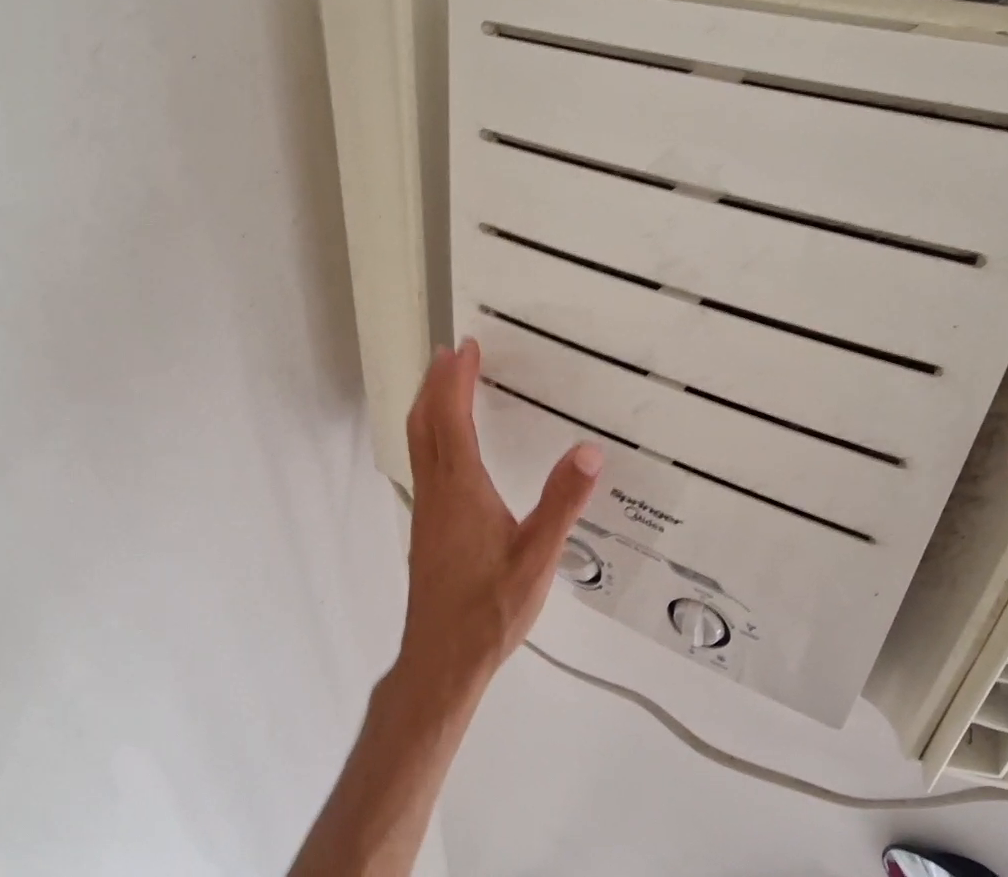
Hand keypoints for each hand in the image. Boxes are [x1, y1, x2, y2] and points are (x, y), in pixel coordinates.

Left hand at [396, 338, 603, 695]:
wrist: (442, 661)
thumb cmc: (489, 610)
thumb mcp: (537, 558)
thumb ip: (562, 503)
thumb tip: (588, 450)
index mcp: (460, 489)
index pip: (452, 419)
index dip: (456, 380)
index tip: (465, 346)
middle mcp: (436, 492)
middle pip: (424, 424)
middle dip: (434, 383)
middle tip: (449, 353)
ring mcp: (427, 512)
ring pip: (419, 444)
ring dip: (429, 407)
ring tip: (445, 386)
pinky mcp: (427, 530)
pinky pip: (424, 463)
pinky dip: (432, 436)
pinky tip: (452, 450)